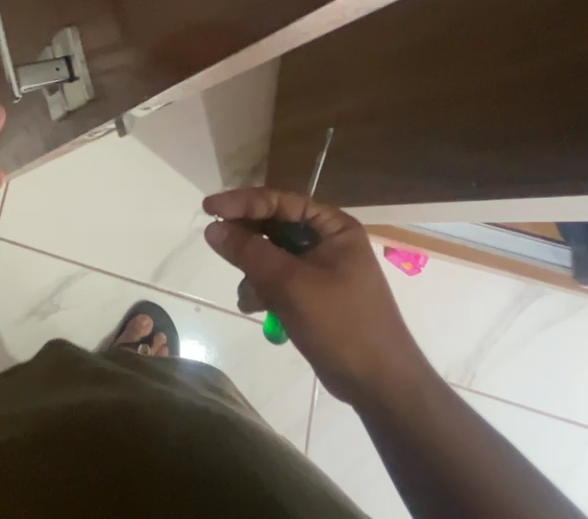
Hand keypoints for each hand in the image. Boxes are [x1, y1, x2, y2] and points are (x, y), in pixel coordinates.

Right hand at [202, 187, 431, 405]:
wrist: (379, 385)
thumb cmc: (341, 324)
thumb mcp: (290, 283)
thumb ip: (248, 251)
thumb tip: (212, 228)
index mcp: (333, 228)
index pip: (279, 201)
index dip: (241, 202)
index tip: (208, 209)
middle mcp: (327, 242)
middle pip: (272, 226)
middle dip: (247, 242)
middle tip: (217, 245)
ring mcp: (320, 269)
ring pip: (270, 254)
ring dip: (253, 270)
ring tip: (248, 294)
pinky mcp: (313, 294)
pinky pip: (277, 278)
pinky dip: (262, 288)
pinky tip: (255, 307)